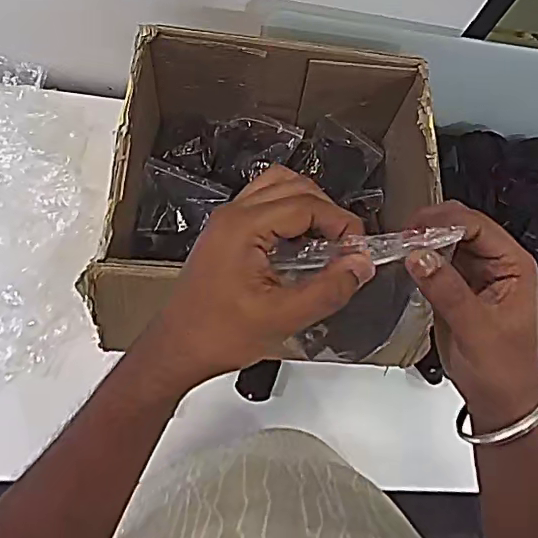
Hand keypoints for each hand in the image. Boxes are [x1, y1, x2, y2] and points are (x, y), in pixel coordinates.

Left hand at [132, 166, 374, 393]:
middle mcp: (233, 216)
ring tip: (327, 241)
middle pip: (295, 186)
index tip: (357, 249)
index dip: (341, 222)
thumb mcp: (282, 318)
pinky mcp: (228, 233)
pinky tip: (302, 246)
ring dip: (310, 207)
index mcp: (242, 228)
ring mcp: (227, 222)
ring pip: (280, 187)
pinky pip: (265, 204)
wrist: (177, 352)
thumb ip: (328, 290)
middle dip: (329, 212)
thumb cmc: (215, 336)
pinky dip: (291, 214)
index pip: (307, 204)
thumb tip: (360, 266)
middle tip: (347, 247)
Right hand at [404, 201, 537, 429]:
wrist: (500, 402)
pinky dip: (421, 260)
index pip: (478, 226)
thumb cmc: (504, 371)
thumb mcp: (476, 330)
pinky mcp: (458, 288)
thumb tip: (421, 257)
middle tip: (404, 237)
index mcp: (514, 266)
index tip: (416, 231)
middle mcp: (497, 265)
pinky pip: (437, 262)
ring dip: (423, 242)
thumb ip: (448, 290)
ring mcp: (477, 275)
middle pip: (461, 227)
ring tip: (401, 248)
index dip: (445, 222)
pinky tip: (407, 264)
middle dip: (431, 228)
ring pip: (446, 242)